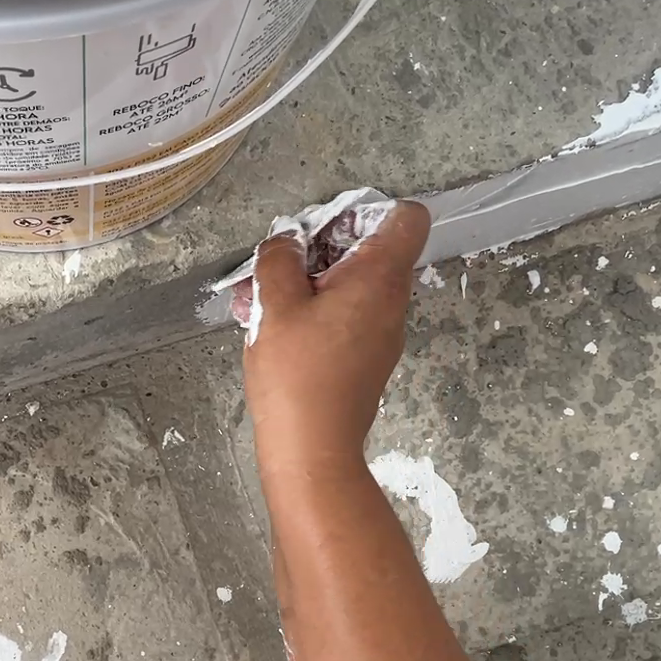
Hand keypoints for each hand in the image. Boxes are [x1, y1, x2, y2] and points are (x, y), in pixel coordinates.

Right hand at [241, 200, 430, 474]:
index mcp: (380, 278)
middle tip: (273, 268)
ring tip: (255, 302)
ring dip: (303, 285)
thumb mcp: (275, 305)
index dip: (364, 210)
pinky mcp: (364, 359)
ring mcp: (381, 334)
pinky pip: (342, 318)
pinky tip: (268, 329)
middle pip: (368, 250)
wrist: (311, 449)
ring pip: (347, 287)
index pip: (406, 216)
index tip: (320, 231)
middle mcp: (392, 302)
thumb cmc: (296, 375)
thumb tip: (285, 242)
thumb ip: (278, 259)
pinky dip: (310, 313)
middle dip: (317, 250)